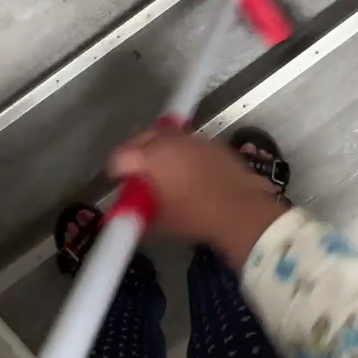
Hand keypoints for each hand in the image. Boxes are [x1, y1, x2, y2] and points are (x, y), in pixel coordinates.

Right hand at [108, 129, 286, 264]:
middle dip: (134, 153)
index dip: (116, 172)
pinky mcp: (212, 142)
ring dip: (158, 150)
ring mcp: (192, 138)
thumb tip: (127, 211)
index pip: (118, 157)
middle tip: (137, 175)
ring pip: (165, 136)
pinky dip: (182, 152)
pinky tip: (188, 172)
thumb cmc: (195, 217)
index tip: (121, 184)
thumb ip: (136, 211)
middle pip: (140, 138)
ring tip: (163, 172)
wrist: (241, 211)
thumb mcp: (158, 222)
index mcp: (149, 157)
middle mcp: (169, 140)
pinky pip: (188, 143)